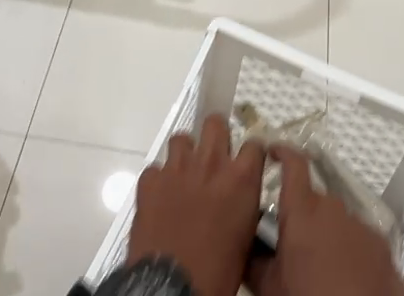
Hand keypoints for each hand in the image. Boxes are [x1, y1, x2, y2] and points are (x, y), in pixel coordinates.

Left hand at [125, 113, 266, 295]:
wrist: (173, 286)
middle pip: (215, 123)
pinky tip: (161, 199)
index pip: (254, 144)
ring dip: (185, 154)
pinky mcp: (150, 181)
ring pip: (182, 139)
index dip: (250, 153)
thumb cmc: (218, 270)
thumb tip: (241, 197)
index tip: (247, 162)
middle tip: (213, 157)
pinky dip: (159, 181)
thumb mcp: (245, 237)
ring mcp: (177, 169)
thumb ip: (244, 204)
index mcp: (241, 178)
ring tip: (184, 175)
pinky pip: (155, 168)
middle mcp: (211, 163)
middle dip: (216, 135)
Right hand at [247, 147, 403, 295]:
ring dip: (325, 234)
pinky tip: (343, 274)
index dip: (283, 152)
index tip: (273, 151)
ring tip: (317, 266)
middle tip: (289, 244)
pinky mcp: (382, 246)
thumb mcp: (270, 286)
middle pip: (313, 200)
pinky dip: (348, 249)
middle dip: (301, 216)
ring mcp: (361, 226)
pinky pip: (357, 238)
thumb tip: (244, 244)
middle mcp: (334, 210)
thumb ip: (254, 259)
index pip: (294, 165)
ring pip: (336, 220)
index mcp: (304, 213)